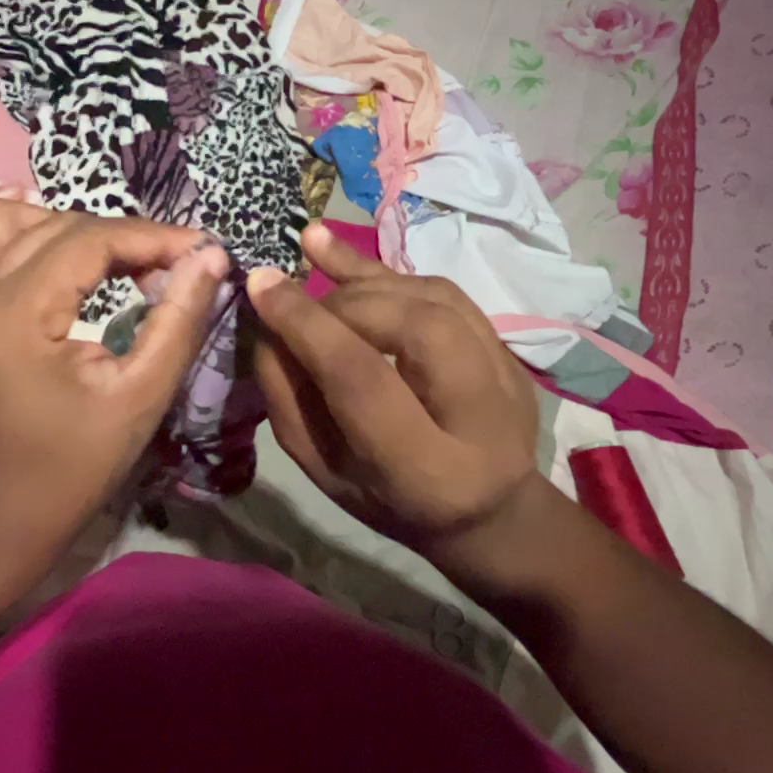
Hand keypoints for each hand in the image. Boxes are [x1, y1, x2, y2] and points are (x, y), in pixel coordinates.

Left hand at [0, 187, 228, 575]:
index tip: (199, 249)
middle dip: (118, 235)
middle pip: (52, 226)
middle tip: (166, 265)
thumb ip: (176, 322)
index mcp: (15, 315)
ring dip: (57, 220)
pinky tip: (22, 210)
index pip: (90, 241)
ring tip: (105, 249)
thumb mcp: (138, 398)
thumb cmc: (71, 466)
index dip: (151, 237)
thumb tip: (209, 256)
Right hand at [247, 222, 538, 561]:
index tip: (262, 284)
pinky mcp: (510, 350)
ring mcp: (506, 377)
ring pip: (434, 298)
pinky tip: (343, 260)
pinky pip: (444, 288)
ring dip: (364, 282)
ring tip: (318, 278)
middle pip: (411, 326)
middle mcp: (479, 419)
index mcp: (423, 471)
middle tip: (298, 307)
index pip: (361, 378)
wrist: (486, 511)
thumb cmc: (387, 500)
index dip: (307, 324)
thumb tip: (267, 324)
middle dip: (340, 303)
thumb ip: (287, 399)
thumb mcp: (320, 469)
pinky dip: (389, 273)